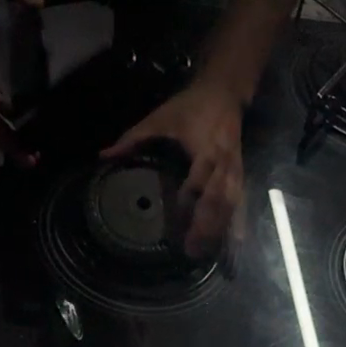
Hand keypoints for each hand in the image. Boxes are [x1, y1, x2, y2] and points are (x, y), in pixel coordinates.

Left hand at [101, 79, 246, 258]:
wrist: (224, 93)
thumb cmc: (190, 106)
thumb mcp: (160, 118)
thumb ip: (133, 138)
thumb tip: (104, 156)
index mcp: (204, 150)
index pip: (197, 182)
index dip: (188, 202)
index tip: (177, 224)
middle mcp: (223, 165)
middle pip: (217, 201)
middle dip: (206, 227)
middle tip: (192, 250)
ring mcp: (235, 173)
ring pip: (230, 207)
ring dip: (220, 231)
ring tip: (207, 253)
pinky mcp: (241, 178)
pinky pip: (241, 205)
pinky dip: (238, 225)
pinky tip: (235, 244)